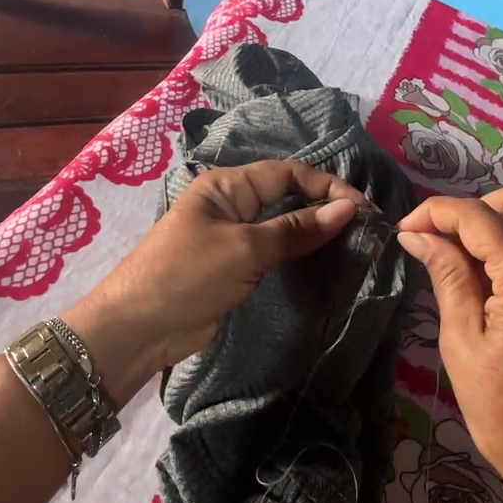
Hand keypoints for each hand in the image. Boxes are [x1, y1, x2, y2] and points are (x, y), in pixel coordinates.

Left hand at [64, 160, 364, 396]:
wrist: (138, 330)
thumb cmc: (187, 275)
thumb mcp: (245, 249)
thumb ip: (296, 229)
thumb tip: (347, 210)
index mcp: (227, 186)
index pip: (288, 173)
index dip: (326, 187)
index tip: (362, 209)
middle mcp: (231, 205)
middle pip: (287, 195)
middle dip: (323, 207)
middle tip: (364, 227)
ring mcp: (231, 237)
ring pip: (282, 225)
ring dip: (313, 232)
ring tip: (352, 244)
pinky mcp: (233, 268)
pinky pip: (273, 252)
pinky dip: (298, 255)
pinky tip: (323, 264)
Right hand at [396, 185, 502, 491]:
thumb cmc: (501, 405)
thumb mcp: (461, 338)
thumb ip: (446, 275)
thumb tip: (417, 235)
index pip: (476, 215)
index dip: (434, 213)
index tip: (402, 231)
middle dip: (471, 208)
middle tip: (436, 239)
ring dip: (490, 223)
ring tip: (452, 257)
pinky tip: (478, 275)